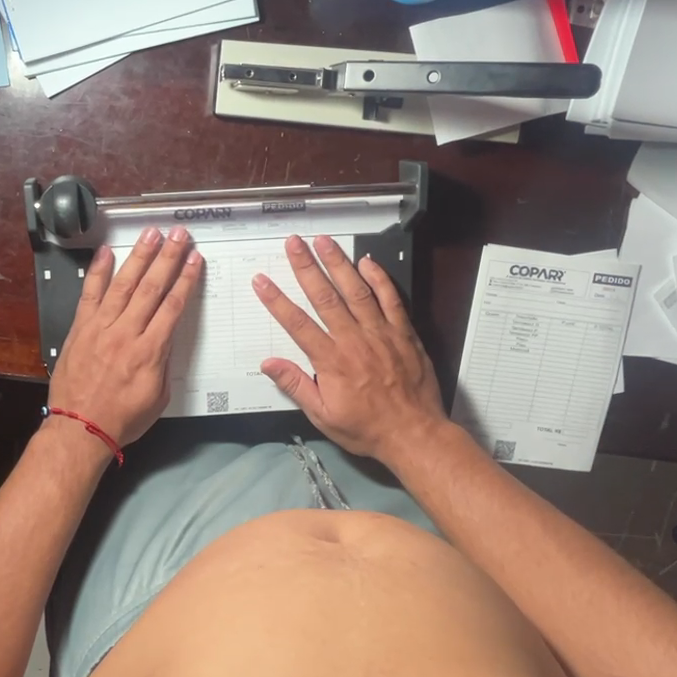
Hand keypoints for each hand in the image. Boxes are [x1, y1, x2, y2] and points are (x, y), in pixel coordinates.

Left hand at [47, 226, 202, 447]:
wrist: (79, 429)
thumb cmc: (122, 419)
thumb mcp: (158, 397)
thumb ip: (163, 363)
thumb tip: (165, 338)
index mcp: (149, 352)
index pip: (172, 307)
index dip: (185, 280)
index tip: (195, 260)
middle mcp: (125, 333)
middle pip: (151, 288)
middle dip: (167, 258)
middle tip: (179, 235)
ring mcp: (100, 328)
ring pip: (123, 284)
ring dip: (139, 257)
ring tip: (151, 234)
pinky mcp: (80, 328)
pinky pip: (89, 294)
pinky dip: (98, 272)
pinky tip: (106, 252)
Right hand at [252, 235, 447, 462]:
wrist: (415, 434)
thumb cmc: (367, 428)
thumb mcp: (323, 415)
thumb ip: (295, 386)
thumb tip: (269, 364)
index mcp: (331, 361)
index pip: (297, 323)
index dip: (276, 300)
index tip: (262, 281)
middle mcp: (354, 340)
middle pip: (325, 296)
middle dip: (306, 267)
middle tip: (293, 243)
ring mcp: (381, 333)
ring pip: (356, 290)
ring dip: (338, 263)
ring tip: (324, 241)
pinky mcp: (403, 332)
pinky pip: (390, 299)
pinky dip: (379, 278)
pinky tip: (367, 262)